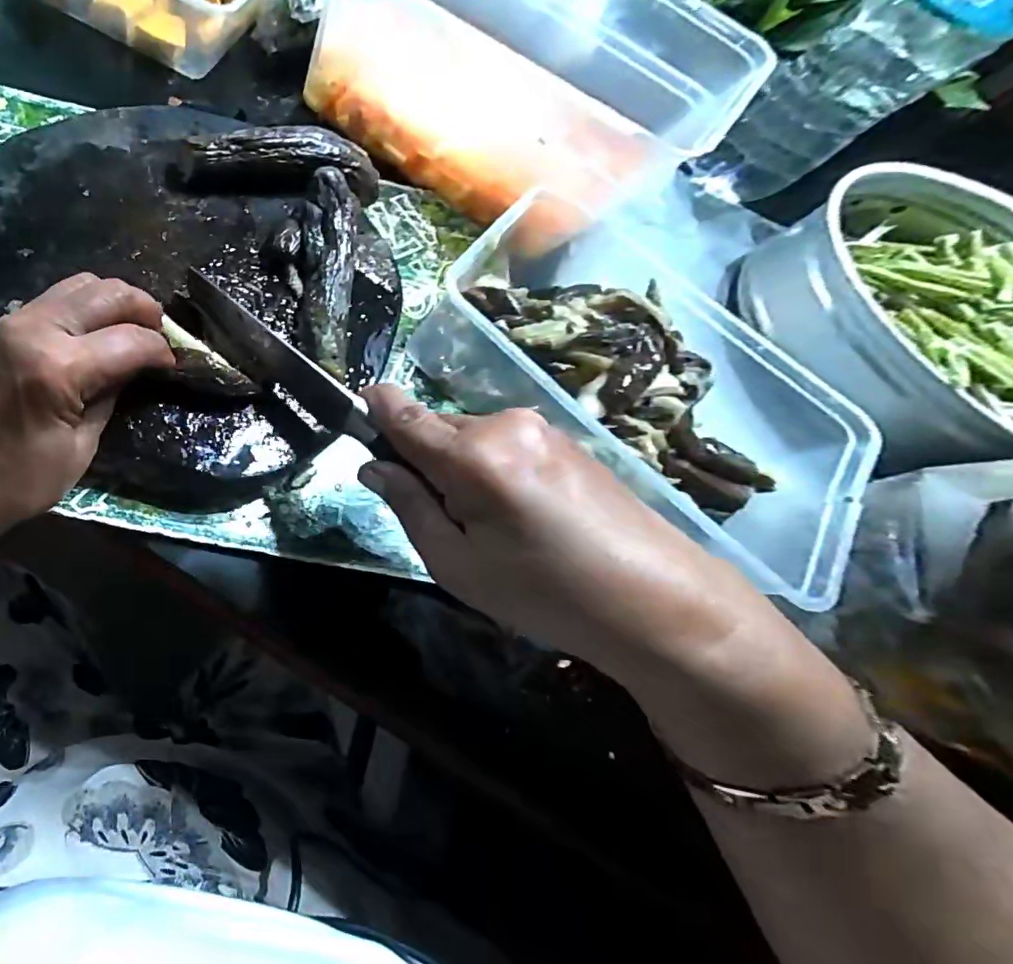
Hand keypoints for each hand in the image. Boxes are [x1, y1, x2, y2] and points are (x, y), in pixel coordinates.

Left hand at [0, 274, 172, 537]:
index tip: (175, 365)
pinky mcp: (8, 323)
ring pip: (84, 284)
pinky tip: (101, 330)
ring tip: (134, 329)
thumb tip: (141, 365)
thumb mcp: (84, 444)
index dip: (161, 350)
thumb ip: (113, 393)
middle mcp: (36, 330)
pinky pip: (61, 296)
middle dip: (145, 311)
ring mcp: (17, 321)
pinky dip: (89, 304)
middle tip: (162, 337)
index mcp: (57, 368)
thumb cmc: (24, 478)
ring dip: (117, 301)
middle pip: (109, 294)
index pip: (129, 340)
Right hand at [358, 385, 869, 784]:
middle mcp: (505, 424)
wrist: (656, 602)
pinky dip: (493, 470)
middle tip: (442, 520)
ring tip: (491, 528)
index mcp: (472, 454)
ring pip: (471, 438)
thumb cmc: (544, 592)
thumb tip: (374, 466)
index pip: (401, 411)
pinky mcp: (567, 440)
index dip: (372, 410)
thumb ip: (408, 506)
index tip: (356, 422)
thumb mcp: (457, 564)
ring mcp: (542, 428)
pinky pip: (505, 445)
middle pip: (437, 428)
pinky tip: (522, 518)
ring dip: (461, 469)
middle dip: (424, 461)